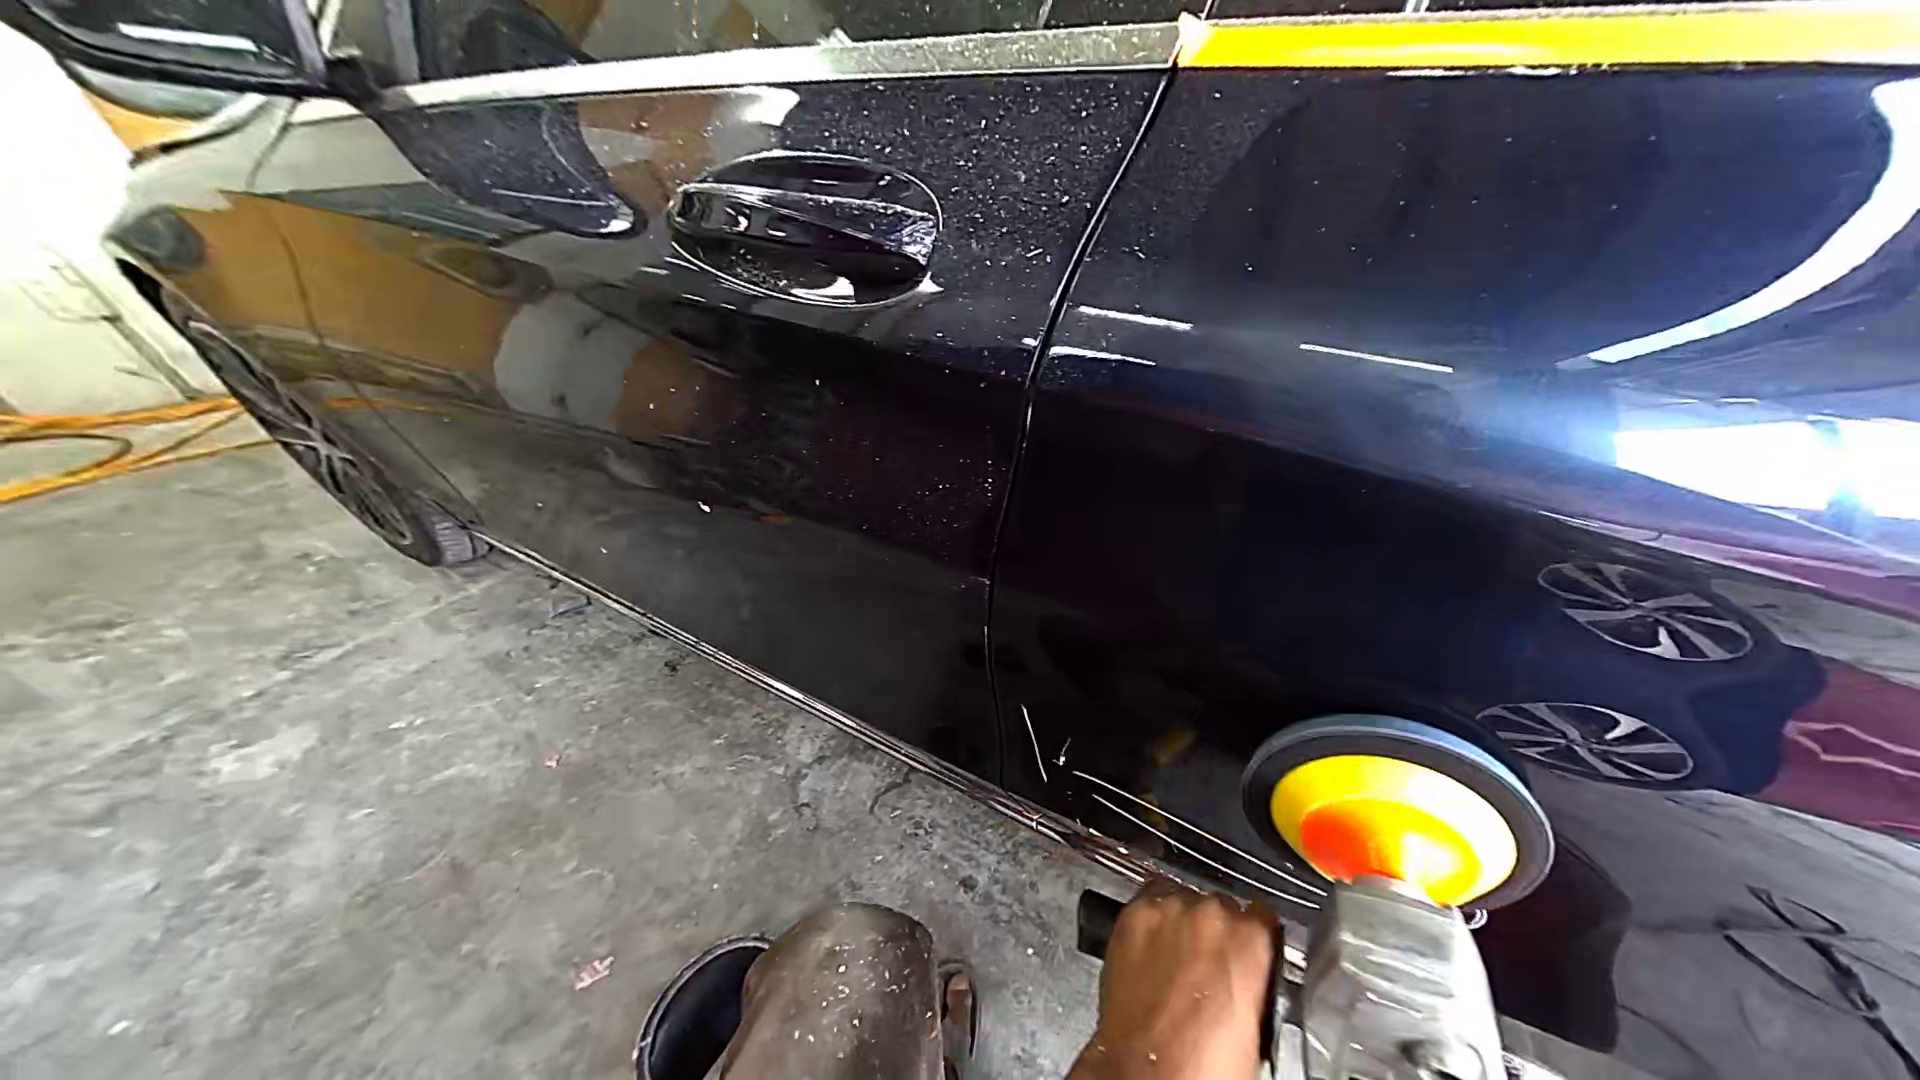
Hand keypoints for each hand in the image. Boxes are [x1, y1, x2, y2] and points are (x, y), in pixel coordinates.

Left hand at [1067, 880, 1277, 1079]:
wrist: (1150, 1073)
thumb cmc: (1203, 1063)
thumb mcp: (1255, 1022)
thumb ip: (1254, 978)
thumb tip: (1248, 973)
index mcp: (1250, 940)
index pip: (1261, 915)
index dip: (1254, 936)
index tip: (1247, 949)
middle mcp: (1210, 915)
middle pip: (1219, 907)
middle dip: (1215, 933)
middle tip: (1206, 967)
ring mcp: (1168, 910)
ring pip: (1183, 902)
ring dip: (1182, 925)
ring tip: (1175, 961)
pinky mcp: (1134, 914)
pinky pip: (1149, 903)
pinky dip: (1152, 921)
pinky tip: (1151, 949)